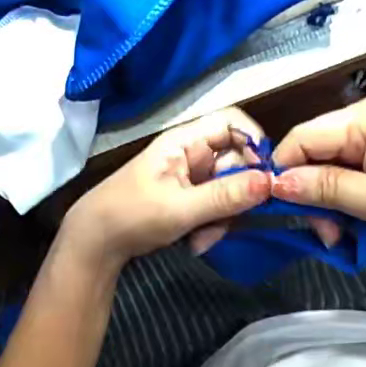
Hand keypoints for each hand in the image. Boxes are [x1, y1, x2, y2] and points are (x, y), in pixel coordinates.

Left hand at [58, 108, 271, 270]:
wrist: (95, 244)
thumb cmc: (131, 215)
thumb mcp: (180, 208)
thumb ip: (225, 195)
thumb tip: (270, 181)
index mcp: (185, 141)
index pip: (232, 122)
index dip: (254, 142)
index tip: (267, 175)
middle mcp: (192, 153)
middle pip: (237, 160)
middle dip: (238, 194)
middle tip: (231, 221)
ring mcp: (192, 177)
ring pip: (230, 188)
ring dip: (224, 216)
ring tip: (202, 239)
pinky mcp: (190, 199)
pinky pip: (217, 206)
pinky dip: (213, 225)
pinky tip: (196, 243)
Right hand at [270, 94, 365, 243]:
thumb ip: (330, 190)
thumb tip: (277, 183)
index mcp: (365, 118)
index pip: (300, 139)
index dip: (281, 175)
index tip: (281, 215)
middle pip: (317, 152)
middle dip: (313, 194)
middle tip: (328, 237)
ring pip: (337, 164)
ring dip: (335, 201)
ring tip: (350, 236)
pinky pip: (360, 169)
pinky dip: (357, 196)